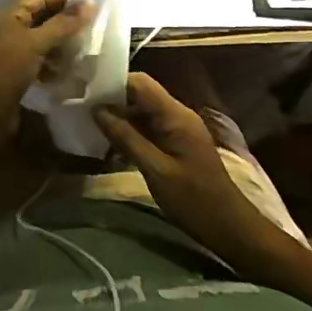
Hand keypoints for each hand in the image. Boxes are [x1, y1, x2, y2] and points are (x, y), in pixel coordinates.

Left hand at [0, 0, 93, 146]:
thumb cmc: (8, 69)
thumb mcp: (36, 43)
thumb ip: (63, 23)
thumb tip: (90, 3)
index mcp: (8, 15)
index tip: (89, 8)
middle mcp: (8, 29)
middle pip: (41, 18)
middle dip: (64, 24)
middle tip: (90, 31)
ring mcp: (11, 51)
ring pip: (42, 41)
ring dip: (60, 46)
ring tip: (81, 53)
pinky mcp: (16, 72)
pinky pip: (39, 60)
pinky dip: (52, 63)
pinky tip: (66, 72)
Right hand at [92, 73, 282, 256]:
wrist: (230, 228)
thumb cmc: (194, 200)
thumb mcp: (155, 170)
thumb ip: (126, 138)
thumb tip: (97, 110)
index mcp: (176, 116)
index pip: (140, 83)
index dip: (112, 83)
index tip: (85, 91)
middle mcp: (177, 115)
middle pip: (140, 94)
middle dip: (112, 99)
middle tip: (81, 108)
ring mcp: (177, 129)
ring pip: (141, 111)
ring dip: (118, 117)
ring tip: (89, 124)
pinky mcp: (175, 143)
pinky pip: (147, 127)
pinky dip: (129, 131)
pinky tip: (109, 142)